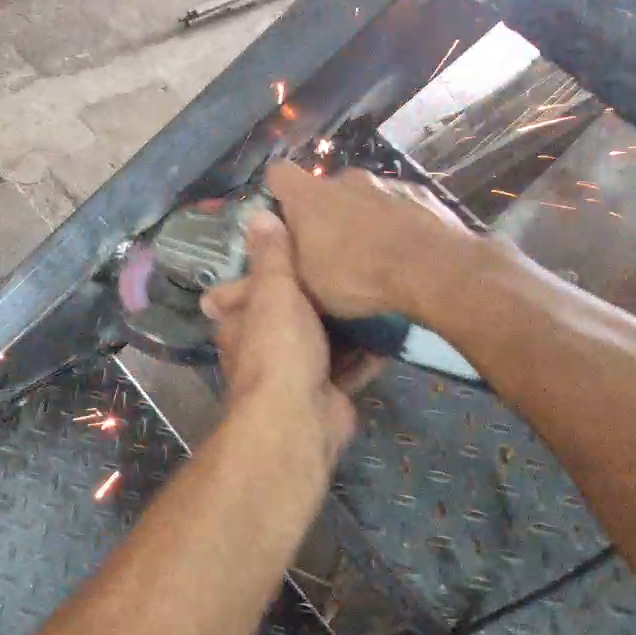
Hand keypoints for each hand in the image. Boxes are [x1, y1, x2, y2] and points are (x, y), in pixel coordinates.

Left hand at [199, 211, 377, 451]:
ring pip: (326, 340)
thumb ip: (271, 256)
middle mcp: (264, 348)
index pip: (252, 290)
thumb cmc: (278, 347)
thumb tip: (258, 216)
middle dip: (321, 296)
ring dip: (350, 324)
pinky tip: (395, 331)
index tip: (307, 247)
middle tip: (357, 265)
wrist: (299, 418)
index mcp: (241, 323)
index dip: (274, 270)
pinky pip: (351, 366)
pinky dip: (369, 353)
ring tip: (382, 291)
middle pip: (295, 314)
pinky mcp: (329, 393)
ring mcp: (296, 373)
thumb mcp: (274, 290)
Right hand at [265, 160, 477, 319]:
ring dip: (357, 218)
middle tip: (323, 250)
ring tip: (367, 255)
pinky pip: (394, 206)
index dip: (275, 191)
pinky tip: (399, 252)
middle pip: (322, 189)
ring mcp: (385, 184)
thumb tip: (258, 239)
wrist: (431, 270)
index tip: (278, 215)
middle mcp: (344, 180)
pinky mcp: (419, 195)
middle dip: (320, 213)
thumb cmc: (353, 276)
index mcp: (308, 197)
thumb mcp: (300, 282)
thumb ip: (277, 256)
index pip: (278, 173)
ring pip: (360, 198)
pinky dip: (391, 223)